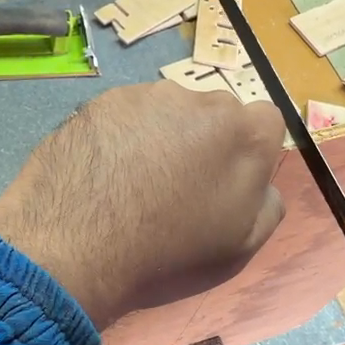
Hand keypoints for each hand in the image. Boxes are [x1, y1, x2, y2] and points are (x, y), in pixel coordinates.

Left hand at [0, 82, 285, 327]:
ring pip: (166, 110)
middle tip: (174, 185)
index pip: (264, 125)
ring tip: (131, 180)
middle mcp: (202, 99)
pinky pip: (123, 115)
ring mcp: (148, 94)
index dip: (243, 154)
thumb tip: (264, 186)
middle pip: (213, 113)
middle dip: (201, 141)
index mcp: (247, 132)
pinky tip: (101, 171)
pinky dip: (119, 135)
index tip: (218, 182)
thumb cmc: (168, 250)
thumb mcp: (239, 245)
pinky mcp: (101, 100)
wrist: (77, 245)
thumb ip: (267, 206)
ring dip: (158, 135)